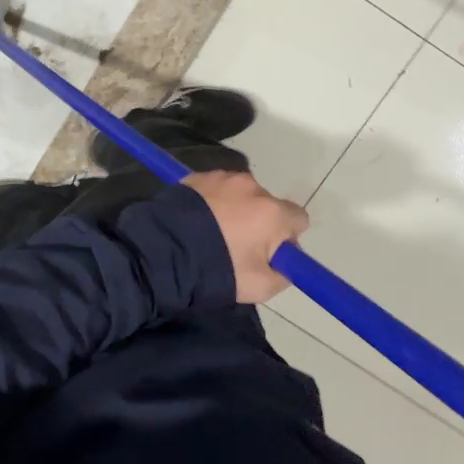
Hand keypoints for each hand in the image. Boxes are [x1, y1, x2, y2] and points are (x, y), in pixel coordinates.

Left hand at [182, 171, 308, 303]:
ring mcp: (221, 177)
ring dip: (233, 209)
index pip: (298, 219)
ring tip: (211, 233)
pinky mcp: (196, 176)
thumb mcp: (262, 286)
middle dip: (258, 222)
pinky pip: (214, 189)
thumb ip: (284, 272)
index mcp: (273, 211)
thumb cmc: (218, 269)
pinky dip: (210, 202)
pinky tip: (196, 221)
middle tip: (236, 246)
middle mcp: (251, 186)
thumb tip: (285, 260)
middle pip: (267, 204)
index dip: (287, 237)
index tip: (270, 252)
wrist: (165, 251)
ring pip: (239, 194)